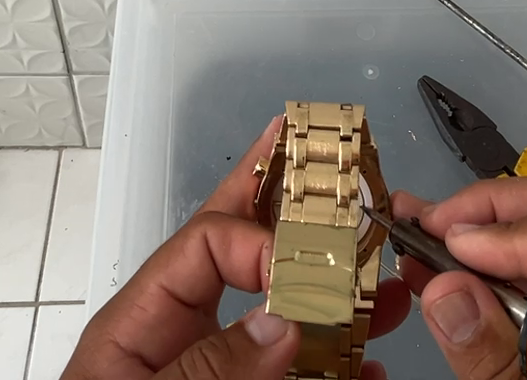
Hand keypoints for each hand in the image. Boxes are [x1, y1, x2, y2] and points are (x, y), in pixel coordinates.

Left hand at [63, 116, 410, 379]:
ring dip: (332, 292)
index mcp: (145, 317)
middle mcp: (181, 333)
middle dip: (287, 210)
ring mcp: (213, 370)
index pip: (209, 243)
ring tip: (381, 278)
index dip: (261, 239)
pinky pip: (291, 375)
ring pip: (277, 312)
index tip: (309, 265)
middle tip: (329, 167)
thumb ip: (207, 366)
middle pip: (240, 251)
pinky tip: (370, 366)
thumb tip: (282, 319)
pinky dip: (333, 368)